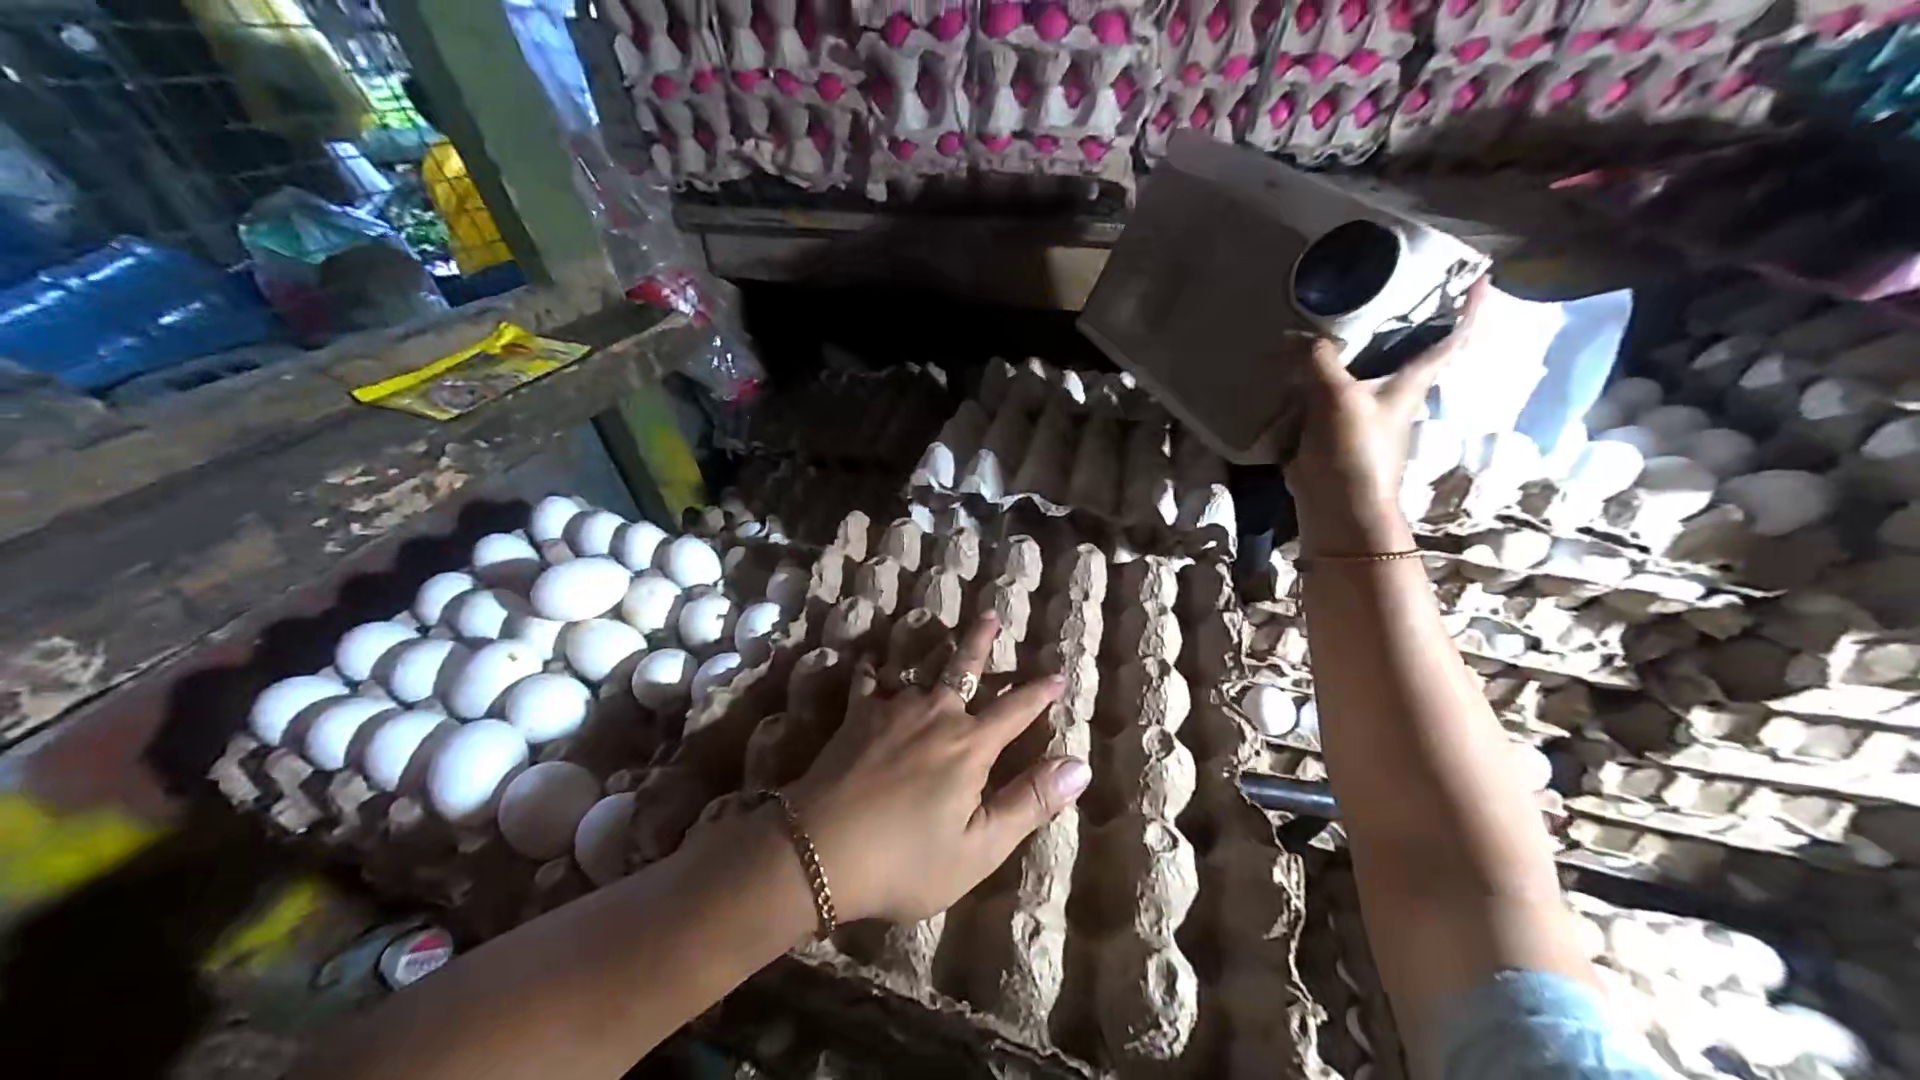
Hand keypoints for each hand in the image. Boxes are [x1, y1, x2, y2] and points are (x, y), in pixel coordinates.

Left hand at [782, 614, 1088, 923]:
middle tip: (992, 615)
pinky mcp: (856, 719)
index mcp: (970, 746)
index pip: (1016, 710)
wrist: (817, 852)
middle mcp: (935, 716)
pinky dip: (874, 671)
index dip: (1039, 692)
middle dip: (981, 641)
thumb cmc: (905, 860)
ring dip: (934, 651)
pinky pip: (869, 683)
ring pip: (920, 670)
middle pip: (964, 669)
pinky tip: (871, 663)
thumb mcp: (979, 847)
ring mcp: (892, 712)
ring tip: (938, 631)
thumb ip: (1029, 802)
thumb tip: (1079, 765)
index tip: (1058, 674)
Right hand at [1286, 276, 1489, 554]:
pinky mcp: (1335, 432)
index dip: (1469, 310)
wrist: (1338, 503)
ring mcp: (1364, 415)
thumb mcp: (1336, 395)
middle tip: (1388, 292)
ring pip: (1362, 373)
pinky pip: (1327, 396)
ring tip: (1329, 326)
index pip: (1452, 340)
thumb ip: (1321, 361)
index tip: (1480, 280)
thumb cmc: (1354, 447)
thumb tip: (1304, 339)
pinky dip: (1316, 380)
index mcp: (1410, 382)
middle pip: (1405, 352)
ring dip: (1349, 352)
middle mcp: (1393, 394)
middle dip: (1402, 324)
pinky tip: (1298, 370)